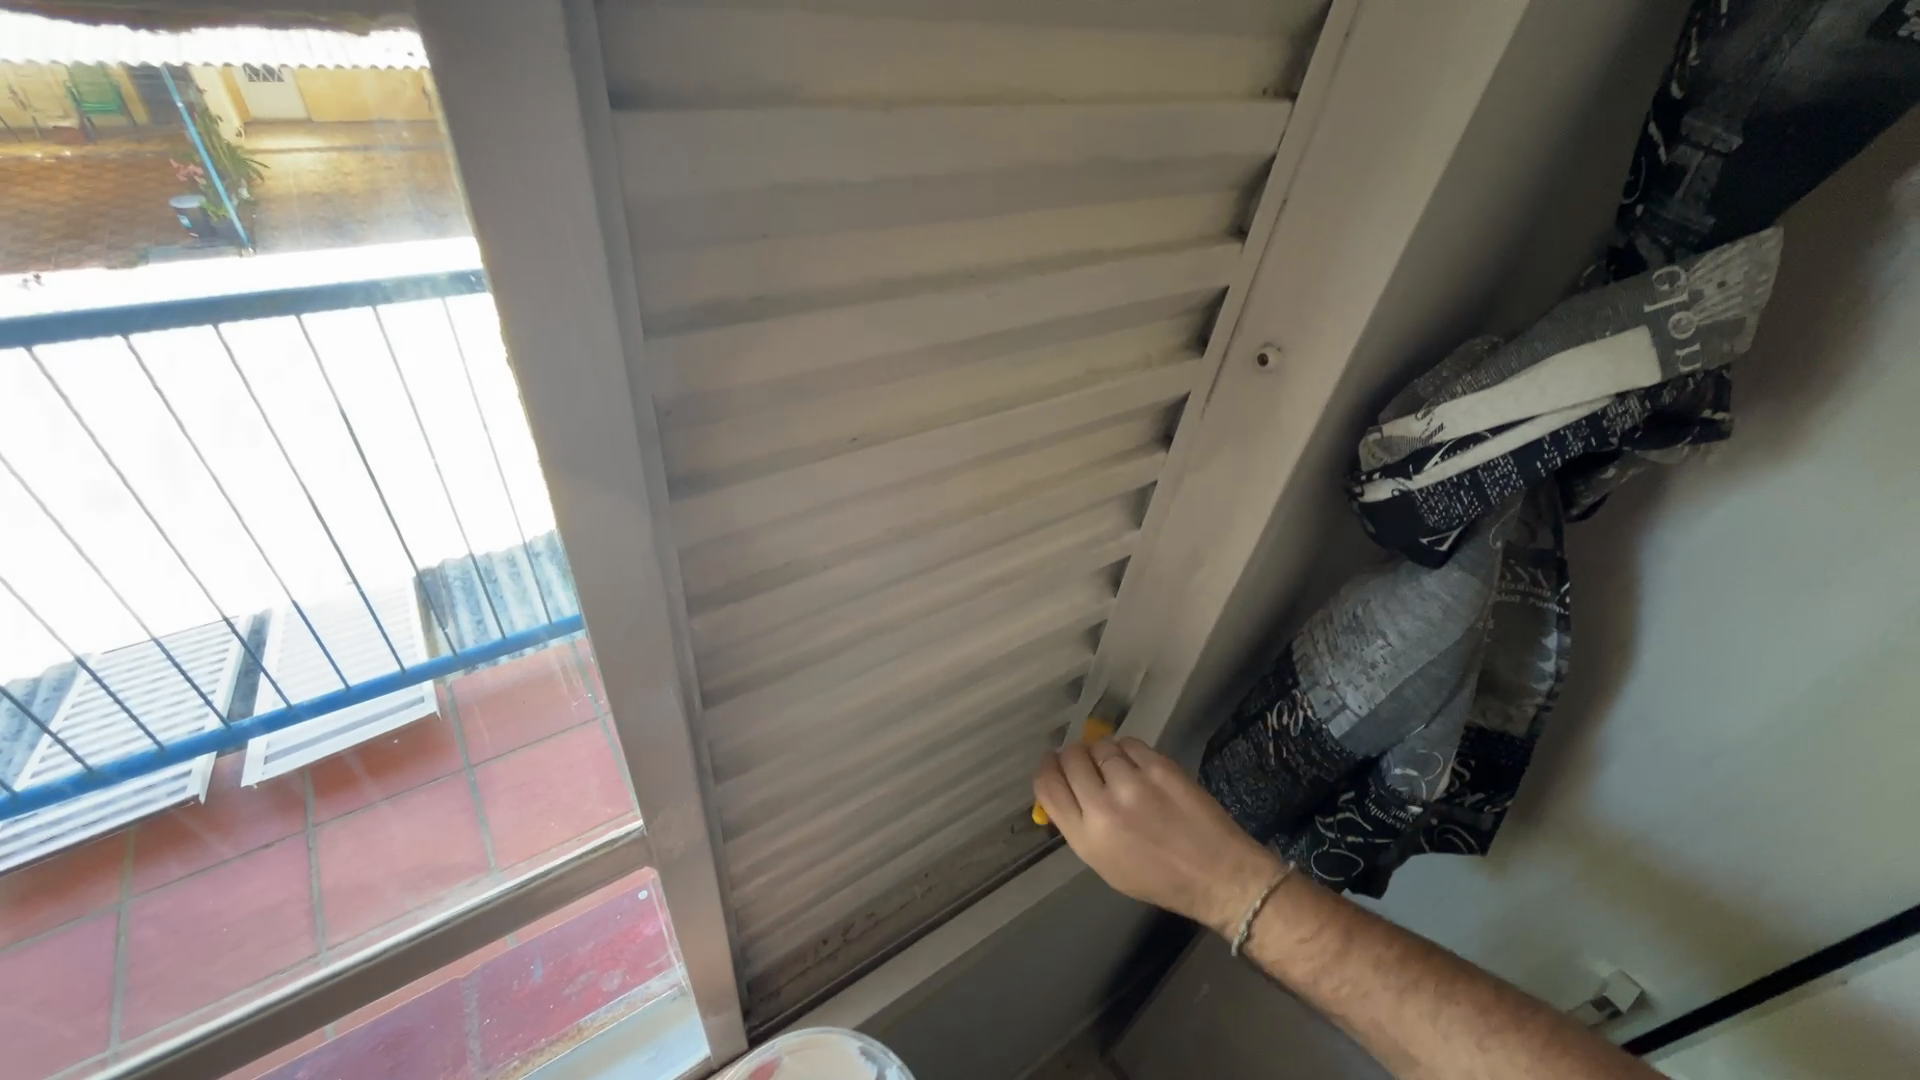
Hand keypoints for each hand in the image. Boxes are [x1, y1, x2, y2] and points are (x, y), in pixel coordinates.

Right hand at [1034, 736, 1284, 935]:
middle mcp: (1103, 807)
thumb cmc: (1159, 878)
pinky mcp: (1159, 767)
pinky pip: (1128, 743)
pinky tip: (1136, 764)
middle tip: (1086, 763)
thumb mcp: (1105, 864)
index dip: (1046, 768)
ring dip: (1102, 752)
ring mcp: (1133, 784)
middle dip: (1073, 757)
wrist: (1219, 874)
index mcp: (1086, 838)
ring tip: (1116, 766)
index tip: (1053, 765)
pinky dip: (1127, 750)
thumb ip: (1079, 825)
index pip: (1048, 785)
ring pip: (1099, 746)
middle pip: (1069, 758)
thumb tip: (1064, 790)